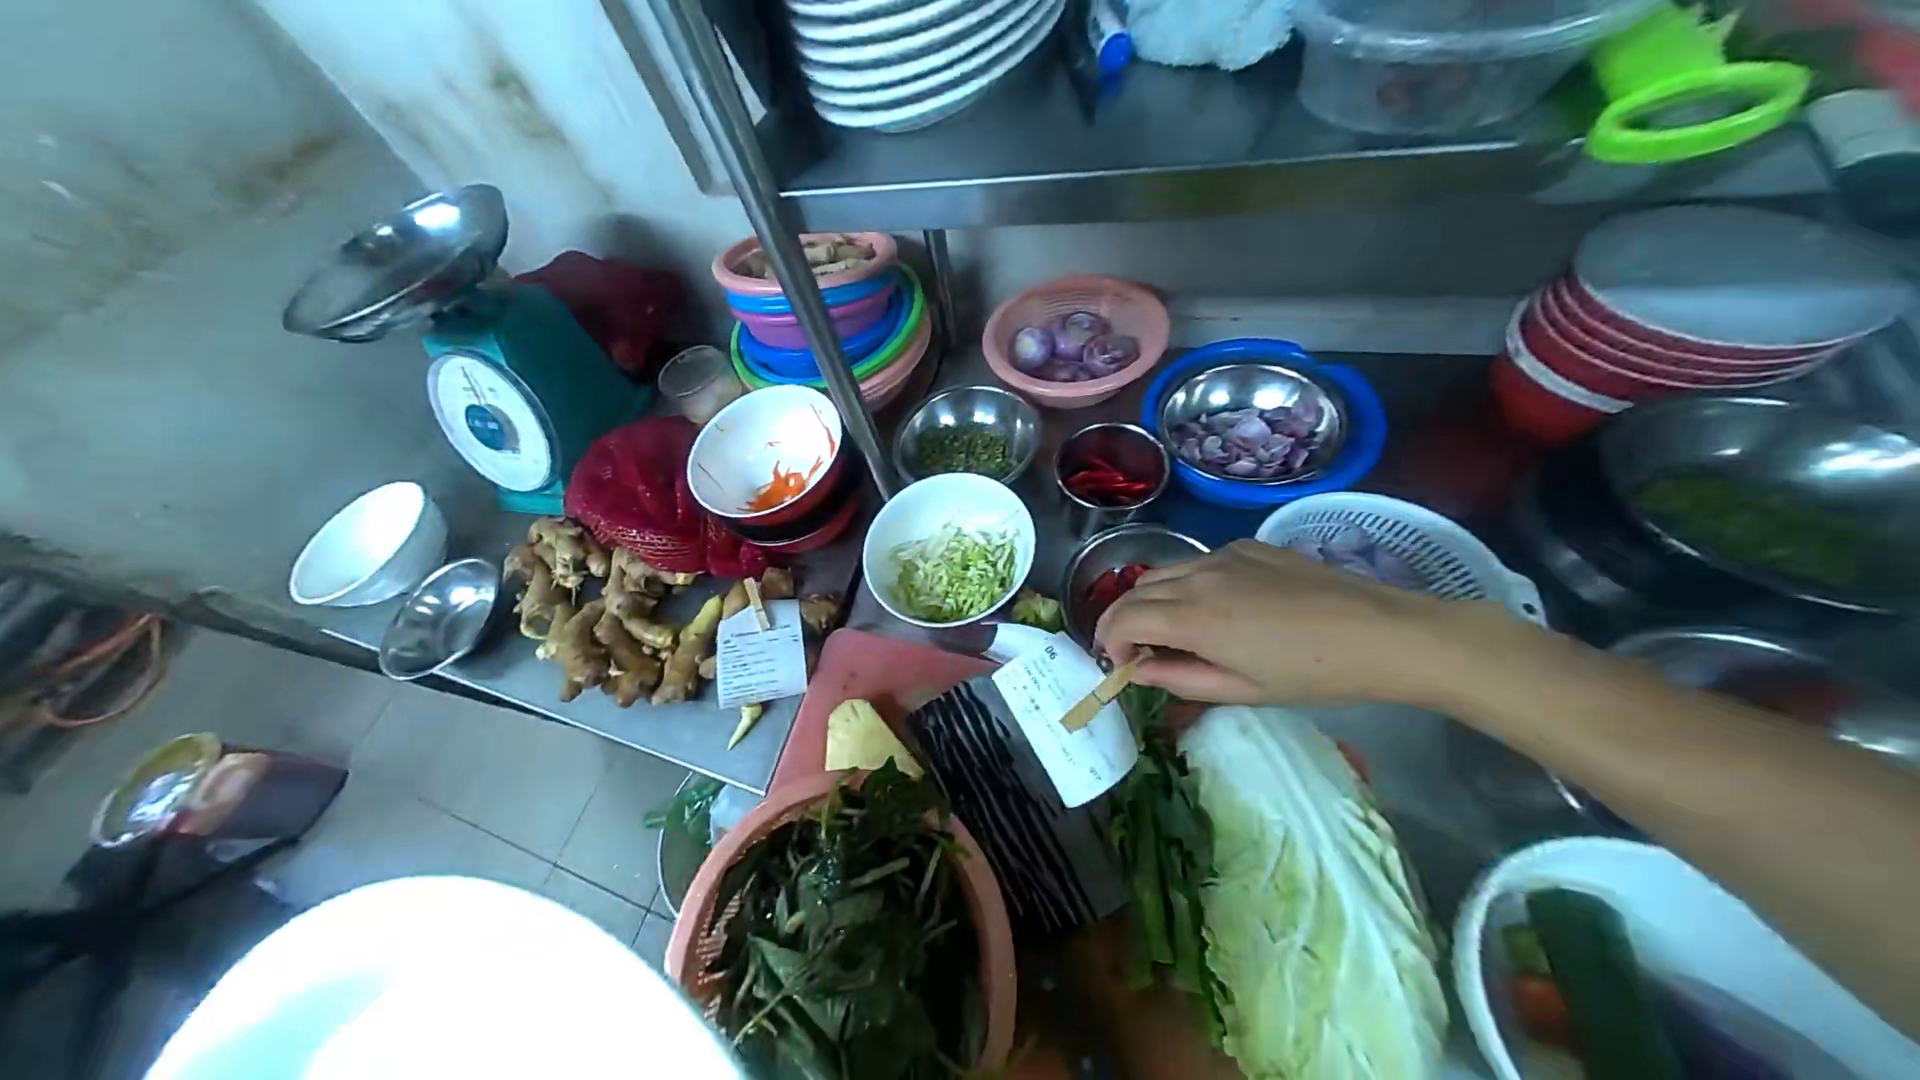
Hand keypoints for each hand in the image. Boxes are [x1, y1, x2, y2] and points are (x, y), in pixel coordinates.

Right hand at [1094, 540, 1512, 707]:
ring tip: (1164, 628)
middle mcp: (1197, 577)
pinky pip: (1195, 562)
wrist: (1383, 633)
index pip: (1124, 620)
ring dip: (1148, 600)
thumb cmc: (1313, 674)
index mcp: (1194, 618)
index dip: (1110, 642)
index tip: (1120, 665)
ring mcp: (1221, 556)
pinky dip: (1182, 584)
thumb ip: (1179, 679)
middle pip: (1134, 591)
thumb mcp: (1242, 690)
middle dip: (1120, 621)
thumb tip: (1137, 671)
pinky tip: (1209, 605)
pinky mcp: (1245, 547)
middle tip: (1130, 650)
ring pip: (1161, 573)